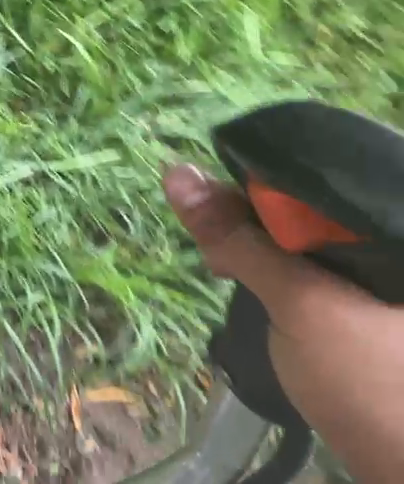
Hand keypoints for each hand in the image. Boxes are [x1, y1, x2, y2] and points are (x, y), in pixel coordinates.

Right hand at [165, 163, 403, 483]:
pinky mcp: (376, 316)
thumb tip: (176, 171)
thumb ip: (240, 237)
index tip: (216, 208)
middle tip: (218, 249)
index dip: (265, 187)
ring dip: (259, 249)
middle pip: (316, 213)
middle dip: (256, 221)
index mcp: (400, 241)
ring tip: (225, 267)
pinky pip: (319, 271)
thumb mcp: (299, 303)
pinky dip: (278, 272)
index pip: (326, 187)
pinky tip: (250, 282)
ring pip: (312, 243)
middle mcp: (397, 261)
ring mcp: (387, 292)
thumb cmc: (378, 385)